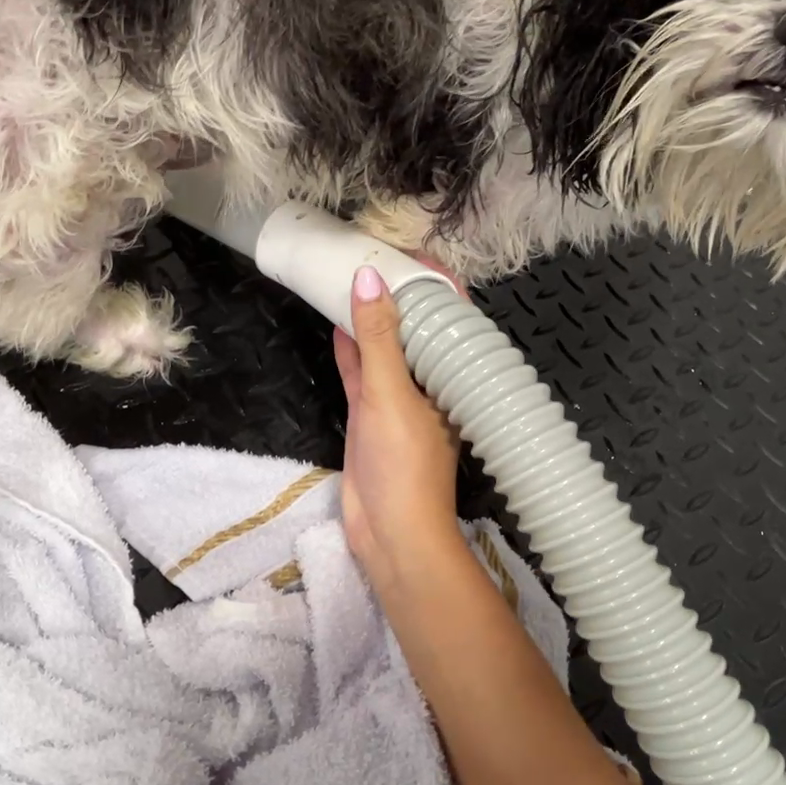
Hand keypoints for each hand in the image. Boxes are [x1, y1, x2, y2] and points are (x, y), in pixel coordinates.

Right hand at [334, 265, 463, 582]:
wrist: (391, 535)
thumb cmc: (405, 463)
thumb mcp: (391, 393)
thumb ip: (380, 338)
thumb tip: (370, 276)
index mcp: (450, 372)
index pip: (450, 312)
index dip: (432, 279)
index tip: (404, 249)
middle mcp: (428, 379)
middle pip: (415, 324)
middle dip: (396, 291)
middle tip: (368, 252)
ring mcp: (397, 397)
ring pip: (384, 345)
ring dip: (368, 315)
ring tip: (347, 275)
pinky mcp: (370, 413)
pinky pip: (360, 369)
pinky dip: (349, 346)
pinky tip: (335, 319)